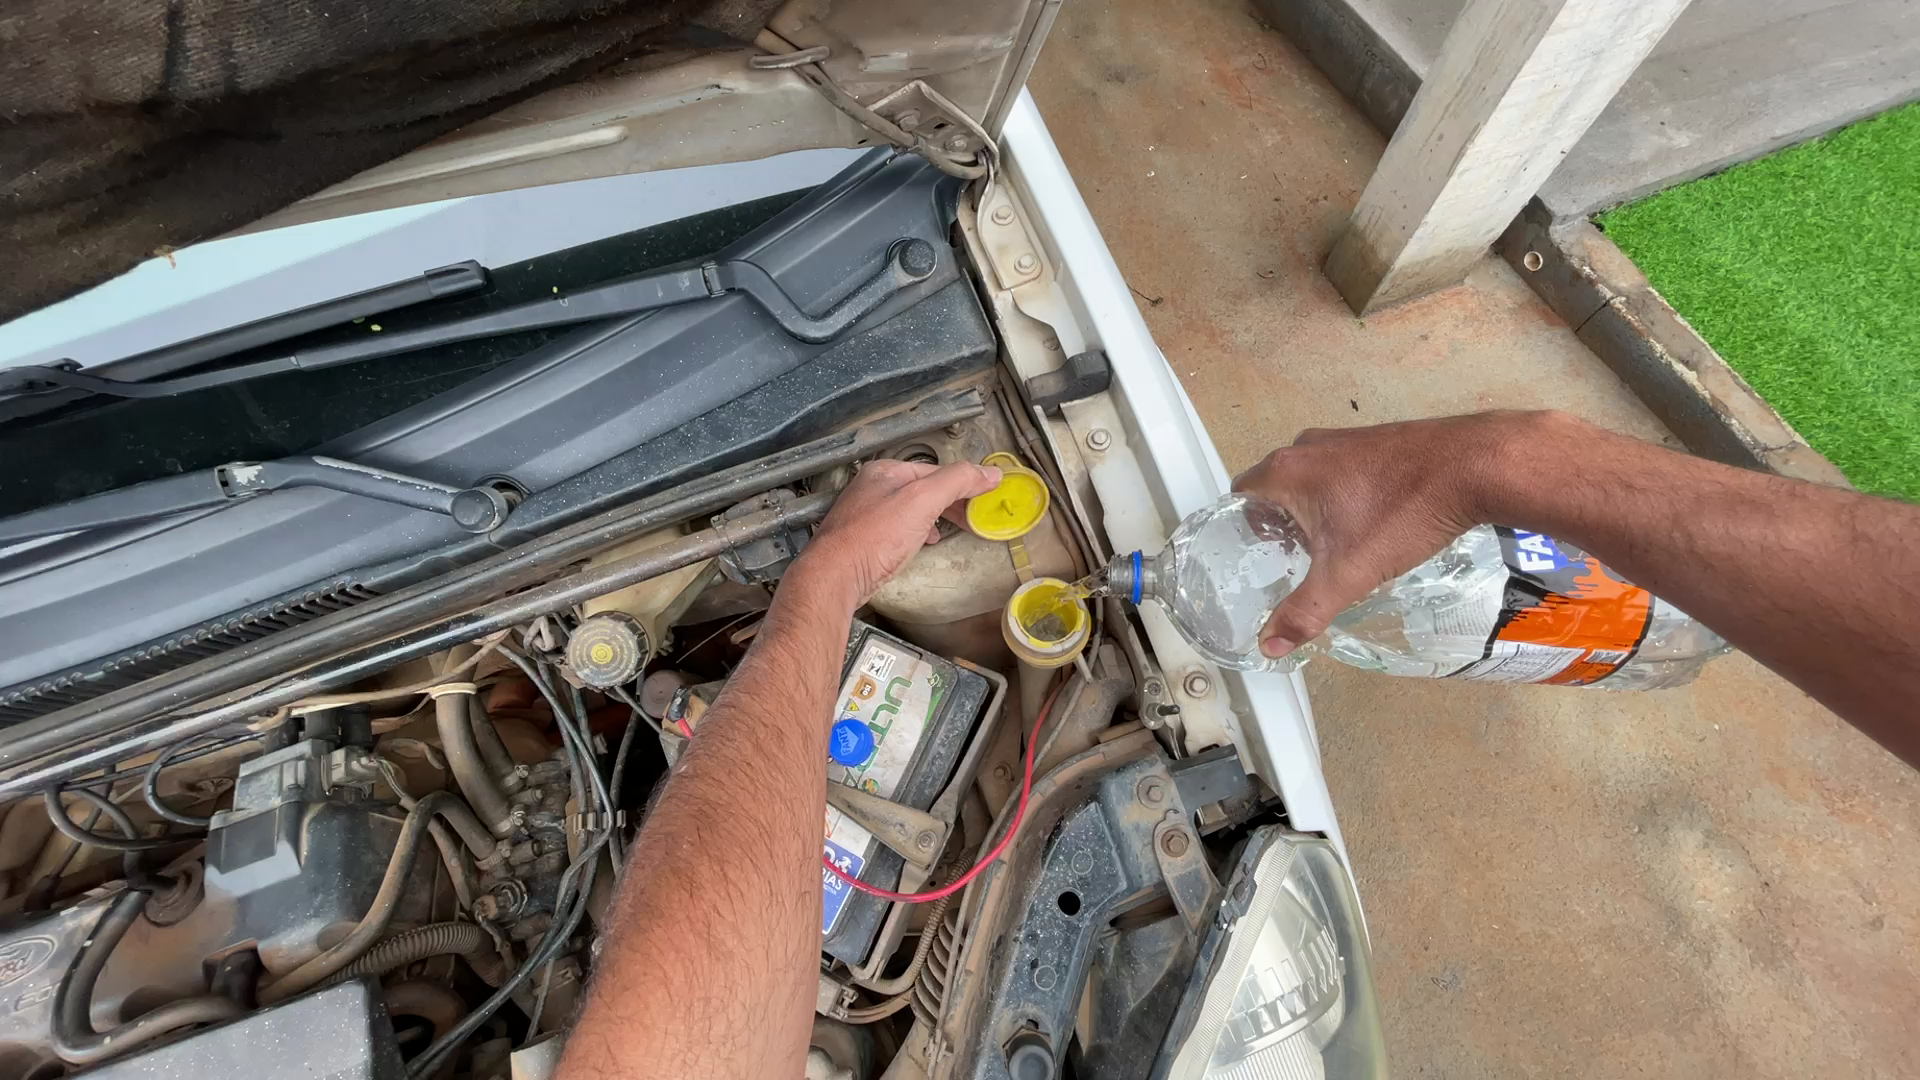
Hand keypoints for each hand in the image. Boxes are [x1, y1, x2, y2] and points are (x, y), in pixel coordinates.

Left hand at [784, 459, 1002, 612]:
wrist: (837, 576)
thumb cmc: (871, 538)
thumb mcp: (923, 500)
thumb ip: (957, 482)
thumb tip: (986, 473)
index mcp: (886, 472)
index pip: (936, 470)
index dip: (964, 482)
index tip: (984, 492)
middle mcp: (873, 489)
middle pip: (924, 488)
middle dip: (952, 501)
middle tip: (973, 514)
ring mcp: (867, 514)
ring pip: (912, 509)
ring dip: (937, 516)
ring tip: (955, 526)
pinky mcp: (866, 539)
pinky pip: (899, 528)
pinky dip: (919, 531)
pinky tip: (924, 541)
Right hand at [1232, 412, 1550, 656]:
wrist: (1477, 466)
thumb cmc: (1401, 514)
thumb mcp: (1346, 575)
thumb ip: (1303, 612)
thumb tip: (1268, 646)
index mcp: (1284, 472)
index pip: (1239, 495)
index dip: (1243, 525)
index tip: (1262, 552)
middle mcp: (1306, 447)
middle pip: (1273, 485)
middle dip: (1278, 519)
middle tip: (1295, 554)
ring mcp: (1343, 437)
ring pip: (1308, 475)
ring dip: (1311, 504)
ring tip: (1334, 540)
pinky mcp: (1376, 438)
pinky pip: (1342, 467)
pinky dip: (1343, 490)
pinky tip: (1371, 517)